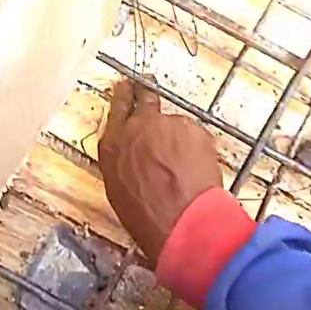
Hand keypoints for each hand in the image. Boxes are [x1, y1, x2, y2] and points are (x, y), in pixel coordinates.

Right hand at [97, 79, 223, 262]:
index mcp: (113, 143)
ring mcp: (168, 124)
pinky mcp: (194, 130)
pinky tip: (197, 171)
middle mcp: (138, 126)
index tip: (126, 86)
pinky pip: (195, 136)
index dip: (124, 94)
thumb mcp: (118, 186)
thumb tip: (134, 154)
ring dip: (178, 137)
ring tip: (184, 166)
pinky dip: (197, 149)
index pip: (117, 106)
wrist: (182, 222)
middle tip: (150, 88)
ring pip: (174, 124)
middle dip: (147, 92)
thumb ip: (124, 158)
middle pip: (145, 98)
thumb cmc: (146, 216)